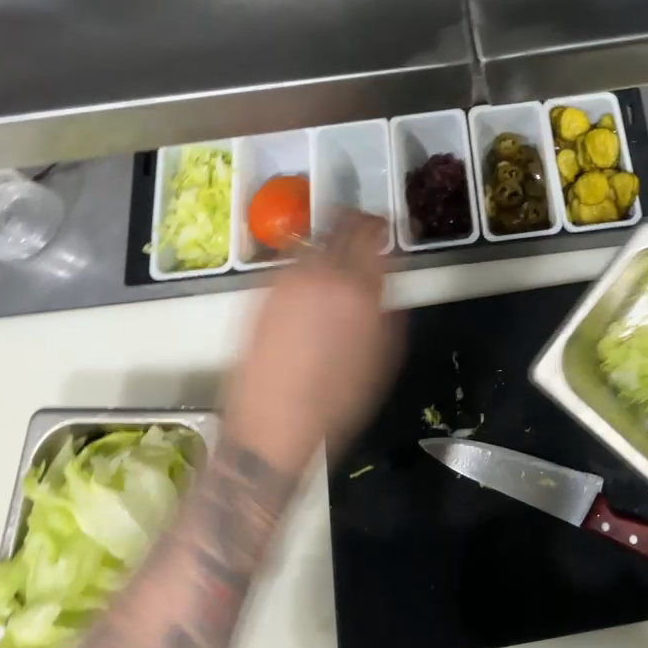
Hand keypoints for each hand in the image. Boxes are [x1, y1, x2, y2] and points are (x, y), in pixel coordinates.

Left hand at [222, 212, 400, 478]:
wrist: (272, 425)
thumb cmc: (337, 400)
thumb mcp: (383, 358)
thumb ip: (389, 312)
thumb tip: (386, 289)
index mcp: (358, 287)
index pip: (373, 232)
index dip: (383, 224)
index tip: (388, 226)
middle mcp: (320, 274)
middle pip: (340, 224)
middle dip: (356, 222)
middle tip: (365, 229)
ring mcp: (284, 280)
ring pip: (310, 239)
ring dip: (327, 239)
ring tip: (336, 251)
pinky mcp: (258, 293)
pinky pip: (285, 262)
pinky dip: (302, 261)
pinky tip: (308, 280)